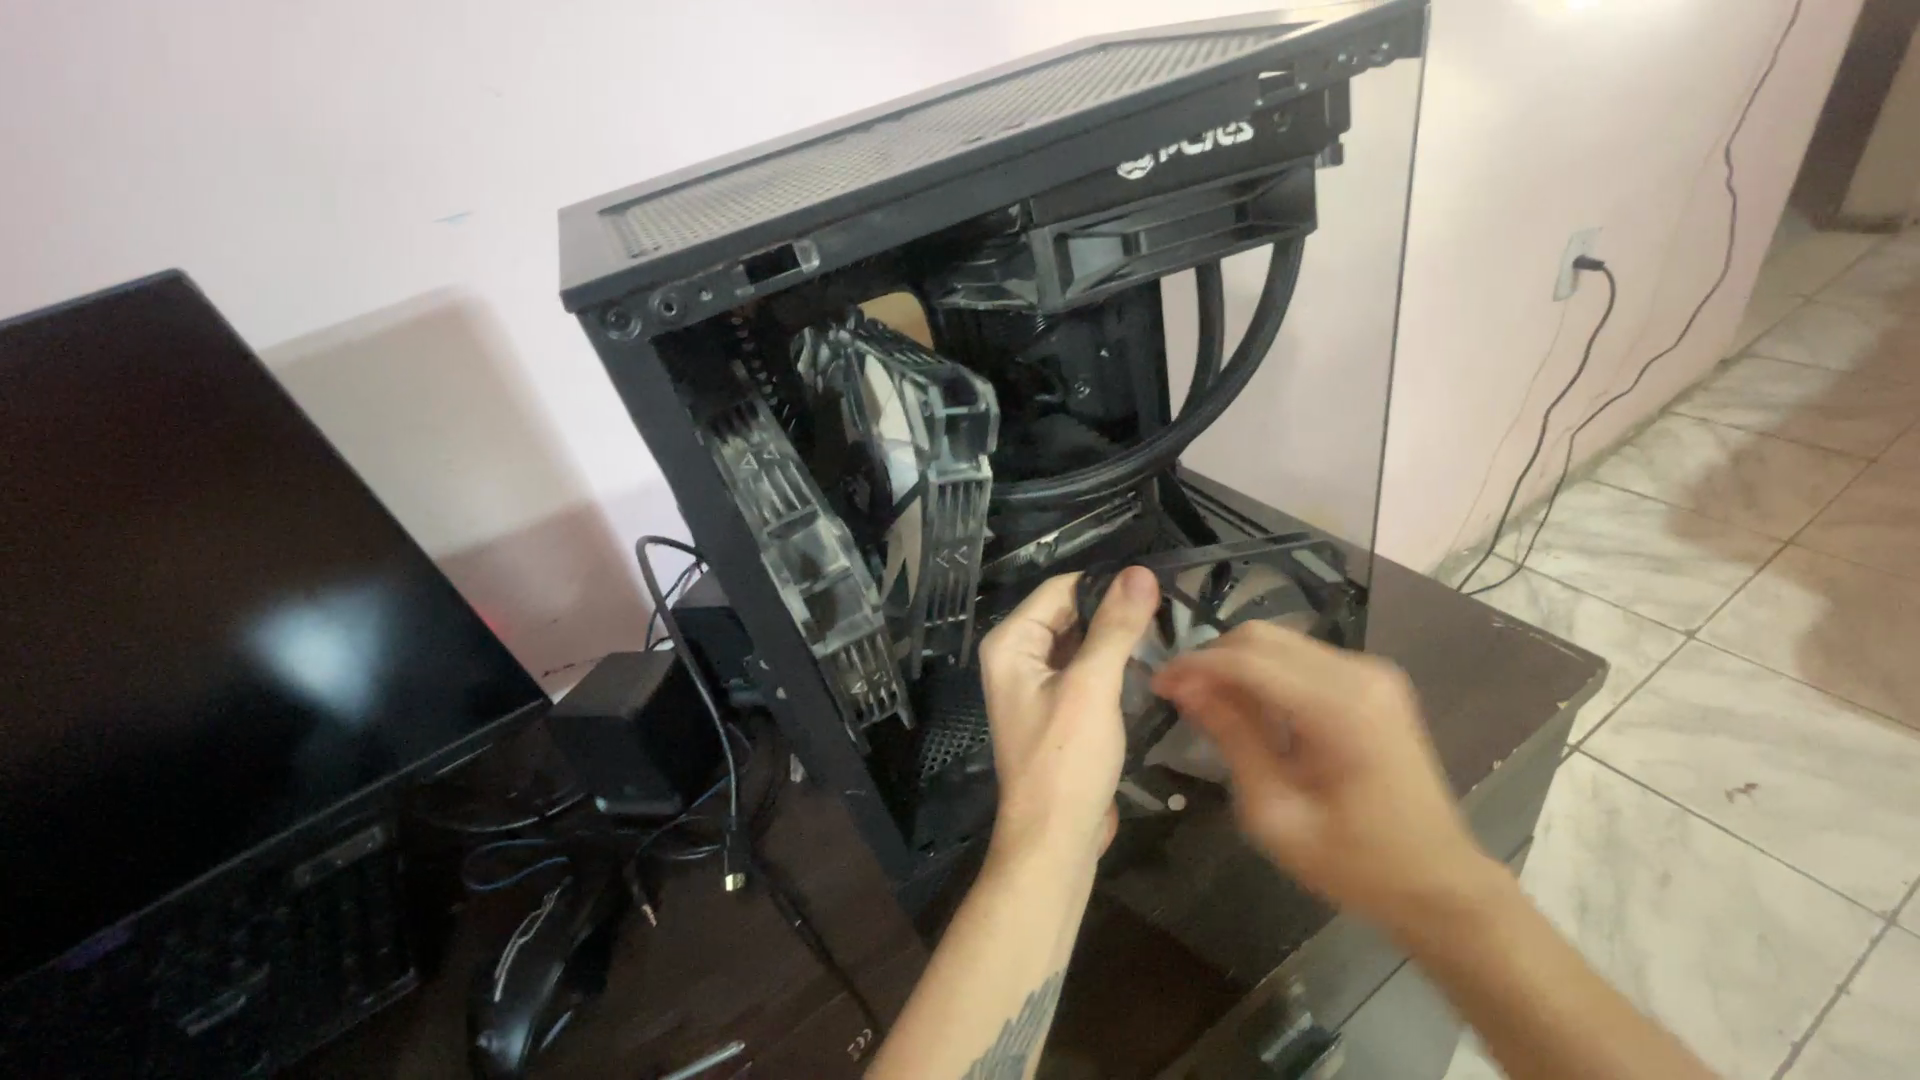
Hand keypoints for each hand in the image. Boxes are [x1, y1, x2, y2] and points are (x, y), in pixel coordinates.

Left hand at [977, 567, 1158, 864]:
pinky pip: (1087, 672)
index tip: (1156, 588)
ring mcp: (1037, 685)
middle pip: (1070, 614)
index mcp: (1011, 643)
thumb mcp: (1092, 687)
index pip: (1060, 589)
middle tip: (1168, 613)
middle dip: (1114, 613)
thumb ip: (1114, 628)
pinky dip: (1114, 667)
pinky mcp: (1058, 710)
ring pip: (1082, 643)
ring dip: (1117, 640)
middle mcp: (1017, 657)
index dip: (1105, 584)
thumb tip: (1139, 571)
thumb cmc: (1066, 760)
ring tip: (1167, 635)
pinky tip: (1150, 668)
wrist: (1056, 838)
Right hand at [1152, 621, 1500, 933]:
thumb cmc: (1354, 862)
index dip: (1193, 665)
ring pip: (1280, 642)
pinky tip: (1250, 709)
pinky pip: (1302, 658)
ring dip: (1236, 665)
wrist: (1439, 884)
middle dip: (1212, 659)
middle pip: (1262, 637)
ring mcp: (1373, 673)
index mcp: (1339, 707)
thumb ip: (1232, 738)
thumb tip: (1185, 687)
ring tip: (1206, 703)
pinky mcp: (1375, 683)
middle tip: (1177, 695)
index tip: (1155, 684)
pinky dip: (1265, 674)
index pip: (1247, 659)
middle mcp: (1360, 673)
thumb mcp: (1276, 812)